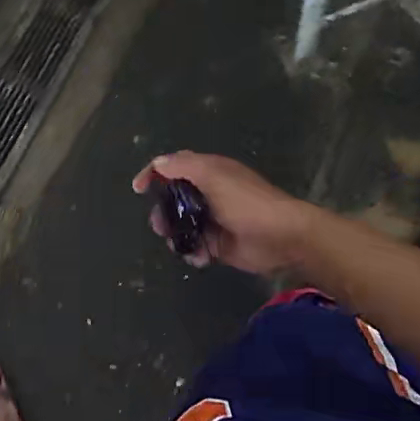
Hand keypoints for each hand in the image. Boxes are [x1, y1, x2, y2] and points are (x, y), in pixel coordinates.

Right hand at [131, 152, 321, 274]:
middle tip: (162, 225)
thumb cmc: (246, 201)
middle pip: (173, 200)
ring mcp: (213, 220)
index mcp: (209, 171)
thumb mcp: (214, 176)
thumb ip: (184, 167)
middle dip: (163, 212)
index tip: (138, 188)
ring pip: (181, 226)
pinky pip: (195, 247)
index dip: (154, 174)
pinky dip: (193, 252)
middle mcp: (209, 193)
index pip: (175, 166)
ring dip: (176, 236)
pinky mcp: (218, 244)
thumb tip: (158, 163)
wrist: (281, 235)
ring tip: (182, 245)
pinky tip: (202, 257)